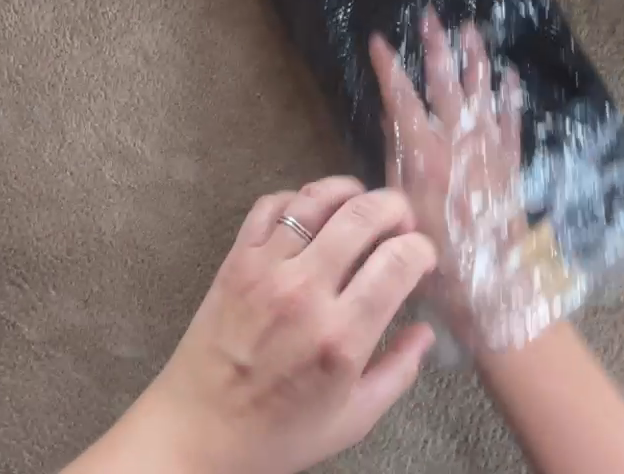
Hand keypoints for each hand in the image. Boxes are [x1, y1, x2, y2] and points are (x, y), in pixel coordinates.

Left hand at [76, 177, 438, 473]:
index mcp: (341, 337)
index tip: (422, 255)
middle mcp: (305, 291)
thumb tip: (425, 331)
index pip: (398, 262)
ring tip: (361, 204)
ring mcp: (266, 268)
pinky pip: (271, 205)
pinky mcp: (236, 257)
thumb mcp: (352, 419)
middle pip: (362, 215)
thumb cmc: (278, 433)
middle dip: (394, 207)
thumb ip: (398, 373)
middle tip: (401, 220)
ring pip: (316, 198)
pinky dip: (297, 198)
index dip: (421, 249)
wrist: (198, 430)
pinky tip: (311, 213)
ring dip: (349, 191)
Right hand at [370, 8, 555, 351]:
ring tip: (471, 29)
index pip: (401, 99)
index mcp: (424, 154)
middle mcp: (457, 143)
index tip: (378, 40)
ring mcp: (488, 149)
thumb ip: (396, 160)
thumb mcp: (401, 207)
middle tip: (431, 17)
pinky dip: (510, 98)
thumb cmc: (436, 252)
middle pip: (444, 85)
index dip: (388, 68)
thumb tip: (390, 118)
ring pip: (481, 94)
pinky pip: (511, 121)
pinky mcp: (509, 162)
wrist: (493, 287)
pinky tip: (510, 76)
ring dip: (475, 60)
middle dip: (435, 48)